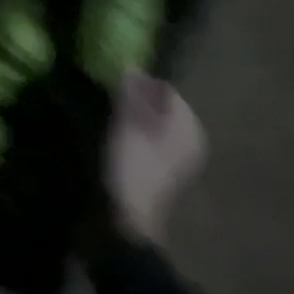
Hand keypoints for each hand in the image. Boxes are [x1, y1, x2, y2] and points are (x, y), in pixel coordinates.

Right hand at [103, 72, 207, 243]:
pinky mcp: (155, 177)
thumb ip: (131, 95)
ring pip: (150, 127)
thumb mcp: (127, 127)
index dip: (141, 83)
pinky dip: (129, 137)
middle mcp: (187, 143)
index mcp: (188, 129)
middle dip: (135, 100)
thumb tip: (132, 66)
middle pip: (159, 109)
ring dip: (129, 119)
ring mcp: (172, 163)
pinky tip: (109, 139)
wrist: (125, 226)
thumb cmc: (131, 172)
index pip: (166, 91)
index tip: (114, 80)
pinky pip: (143, 144)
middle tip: (107, 96)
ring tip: (104, 115)